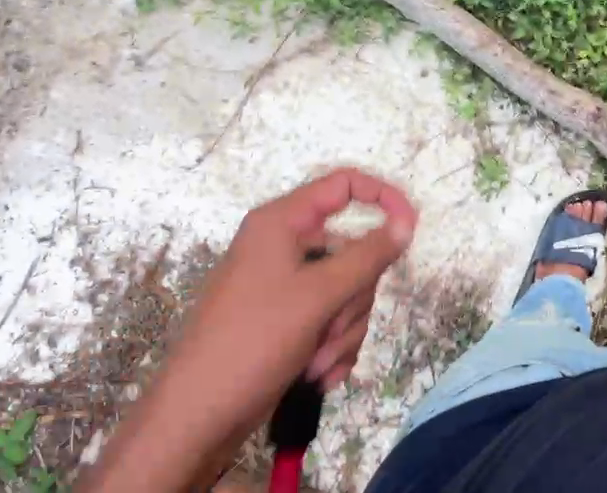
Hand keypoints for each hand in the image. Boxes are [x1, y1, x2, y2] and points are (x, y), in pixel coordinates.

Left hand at [82, 169, 417, 492]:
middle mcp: (285, 246)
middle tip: (332, 326)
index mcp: (282, 222)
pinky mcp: (290, 320)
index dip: (383, 197)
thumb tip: (406, 222)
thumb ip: (369, 254)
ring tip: (317, 360)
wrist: (196, 422)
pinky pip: (335, 317)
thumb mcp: (319, 295)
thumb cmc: (252, 342)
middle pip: (353, 249)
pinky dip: (334, 346)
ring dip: (344, 328)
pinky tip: (318, 374)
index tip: (410, 227)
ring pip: (349, 288)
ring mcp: (287, 285)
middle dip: (354, 296)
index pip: (345, 185)